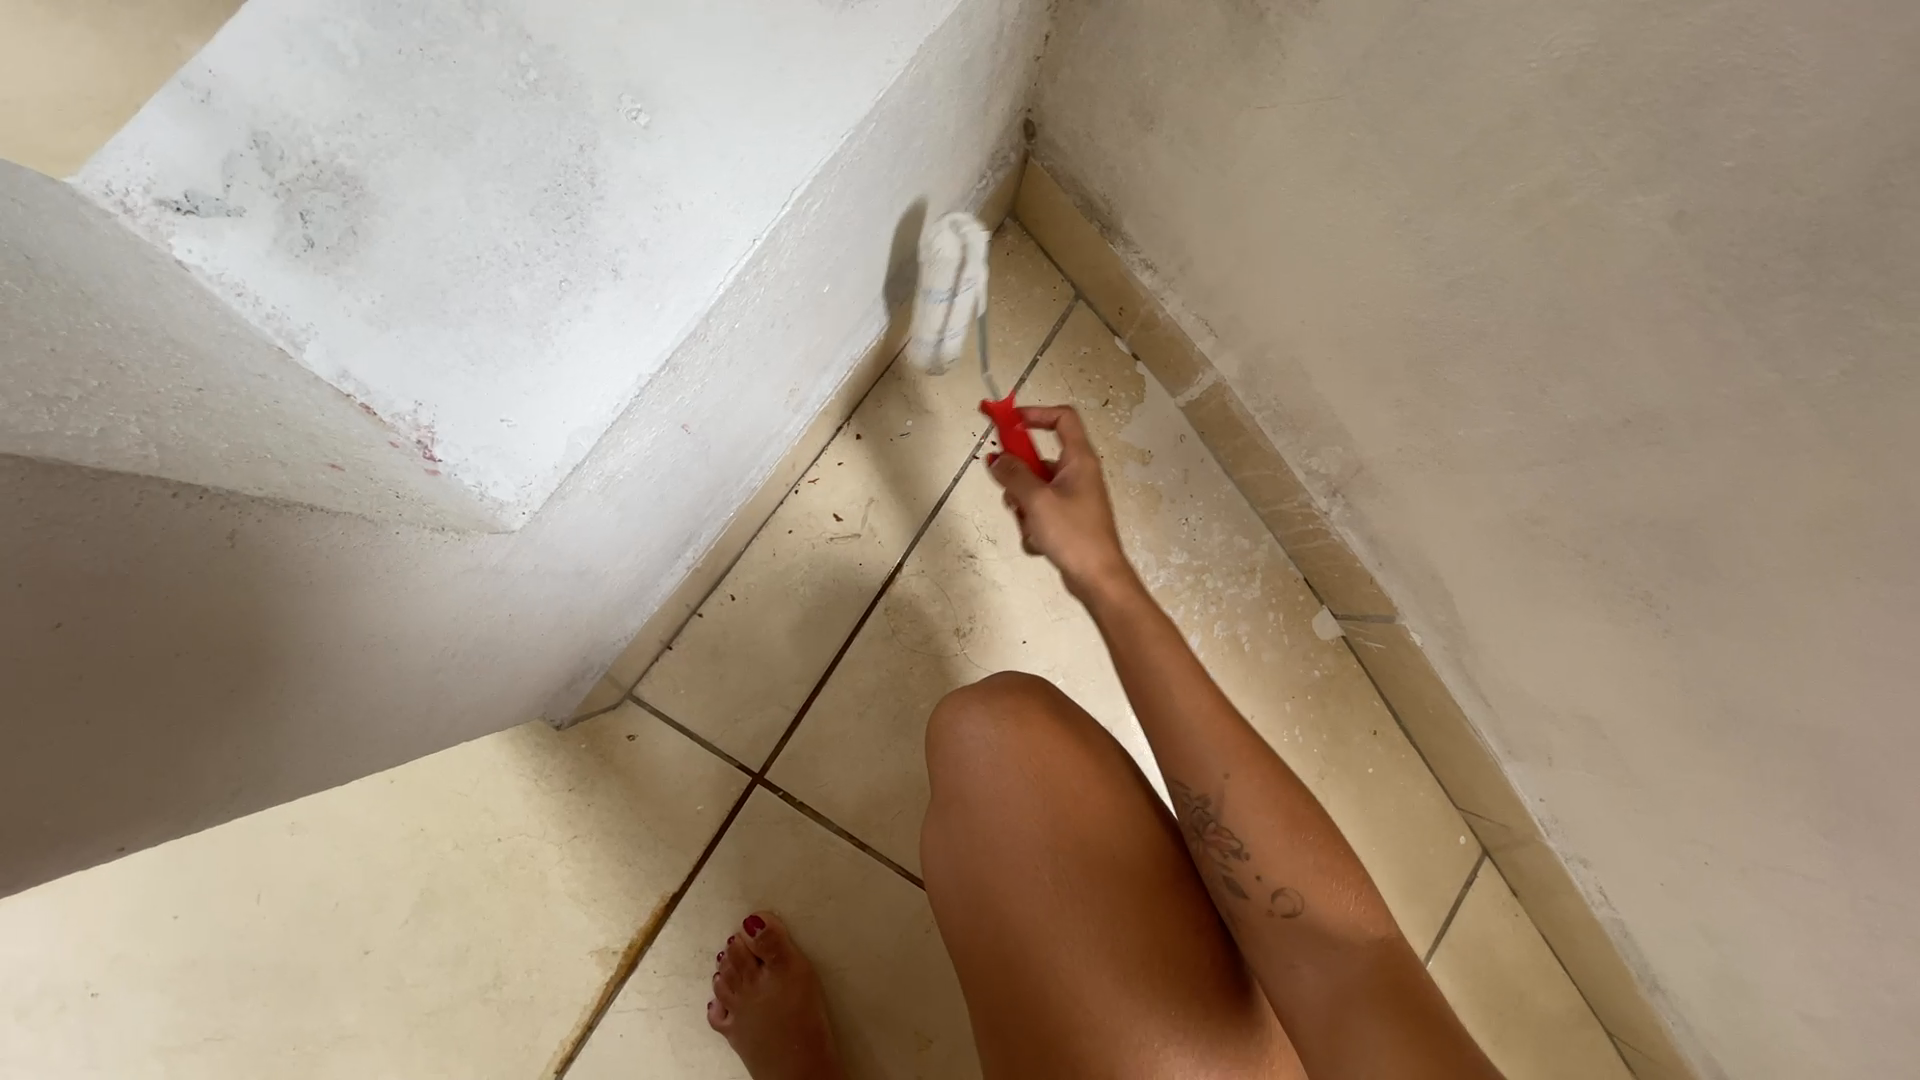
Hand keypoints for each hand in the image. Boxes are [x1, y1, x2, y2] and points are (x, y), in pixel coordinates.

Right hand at [986, 405, 1139, 603]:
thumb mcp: (1037, 500)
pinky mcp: (1067, 520)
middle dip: (1018, 478)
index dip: (1035, 414)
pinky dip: (1033, 526)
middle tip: (1010, 494)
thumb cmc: (1072, 533)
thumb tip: (995, 459)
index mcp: (1079, 459)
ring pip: (1034, 490)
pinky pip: (1039, 513)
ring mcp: (1073, 498)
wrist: (1097, 578)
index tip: (1007, 422)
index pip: (1062, 419)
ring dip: (1023, 507)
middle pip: (1037, 459)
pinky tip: (1040, 543)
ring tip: (1030, 526)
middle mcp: (1077, 474)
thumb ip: (1013, 475)